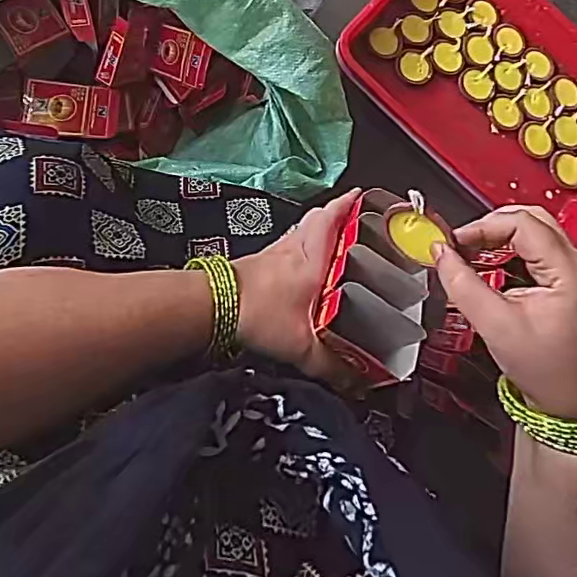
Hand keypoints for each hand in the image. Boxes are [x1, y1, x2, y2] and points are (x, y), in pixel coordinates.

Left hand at [232, 188, 361, 384]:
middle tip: (353, 216)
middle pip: (317, 218)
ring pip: (302, 230)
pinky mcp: (261, 262)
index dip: (348, 203)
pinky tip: (304, 266)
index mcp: (312, 257)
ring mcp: (276, 252)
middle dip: (337, 213)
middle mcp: (295, 248)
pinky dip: (302, 246)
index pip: (332, 218)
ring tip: (335, 240)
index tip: (361, 194)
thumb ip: (332, 366)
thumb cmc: (258, 314)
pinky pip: (289, 246)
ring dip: (318, 229)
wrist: (214, 305)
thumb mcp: (301, 346)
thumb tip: (358, 381)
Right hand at [433, 205, 576, 419]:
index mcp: (571, 273)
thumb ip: (462, 283)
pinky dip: (508, 246)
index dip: (484, 227)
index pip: (523, 224)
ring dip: (498, 235)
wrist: (568, 398)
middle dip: (490, 226)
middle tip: (462, 243)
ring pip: (532, 227)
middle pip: (530, 218)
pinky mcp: (568, 274)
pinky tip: (489, 261)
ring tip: (471, 252)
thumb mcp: (494, 325)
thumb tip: (442, 252)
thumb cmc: (545, 369)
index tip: (458, 240)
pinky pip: (535, 243)